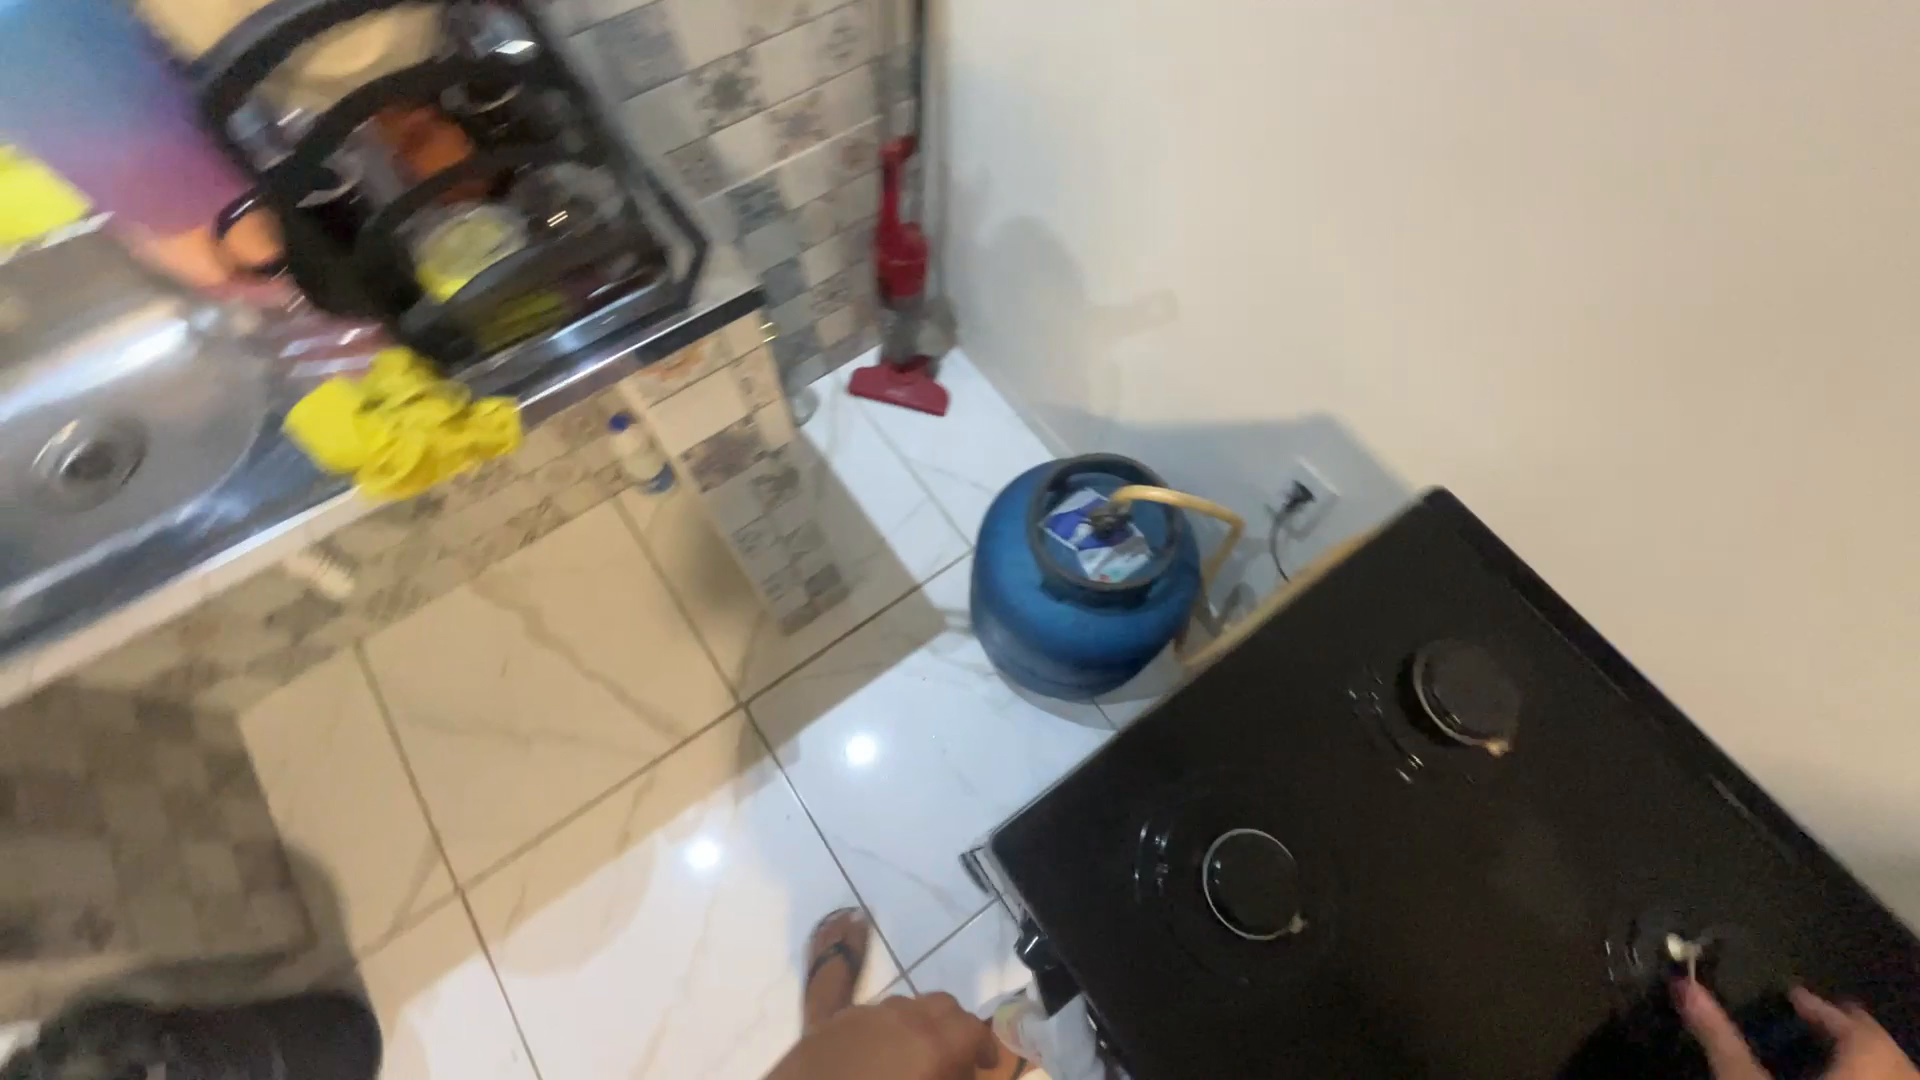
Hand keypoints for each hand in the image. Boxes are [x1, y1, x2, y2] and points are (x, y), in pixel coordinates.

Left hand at [765, 991, 1000, 1079]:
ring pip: (906, 1006)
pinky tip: (874, 1063)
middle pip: (941, 1005)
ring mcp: (862, 1015)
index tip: (985, 1067)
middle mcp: (899, 1017)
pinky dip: (886, 1031)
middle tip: (955, 1064)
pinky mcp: (830, 1023)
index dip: (983, 1045)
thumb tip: (961, 1072)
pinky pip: (872, 1015)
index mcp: (927, 1044)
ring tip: (915, 1064)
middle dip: (955, 1029)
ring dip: (920, 1027)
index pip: (970, 1027)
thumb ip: (945, 1076)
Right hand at [1675, 978, 1919, 1078]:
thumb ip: (1718, 1035)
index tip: (1795, 996)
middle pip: (1893, 1058)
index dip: (1828, 1011)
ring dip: (1873, 1062)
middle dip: (1856, 1035)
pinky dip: (1871, 1077)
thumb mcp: (1741, 1078)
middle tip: (1818, 1021)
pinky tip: (1841, 1076)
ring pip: (1898, 1076)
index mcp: (1862, 1071)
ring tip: (1836, 1053)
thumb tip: (1682, 983)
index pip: (1862, 1033)